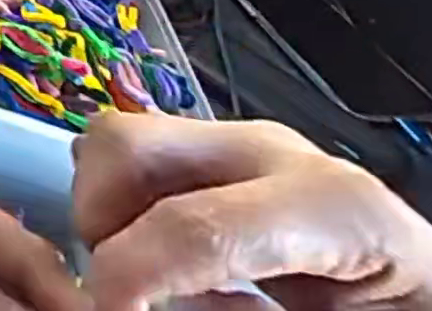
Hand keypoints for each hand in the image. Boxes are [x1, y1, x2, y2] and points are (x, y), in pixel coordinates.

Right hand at [72, 112, 431, 310]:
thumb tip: (133, 305)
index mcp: (335, 208)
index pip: (196, 228)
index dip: (132, 273)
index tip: (101, 310)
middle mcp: (272, 151)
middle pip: (129, 144)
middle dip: (96, 216)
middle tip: (107, 286)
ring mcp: (238, 142)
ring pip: (114, 138)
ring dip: (99, 205)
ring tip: (127, 270)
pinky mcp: (214, 152)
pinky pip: (130, 155)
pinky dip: (113, 198)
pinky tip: (148, 251)